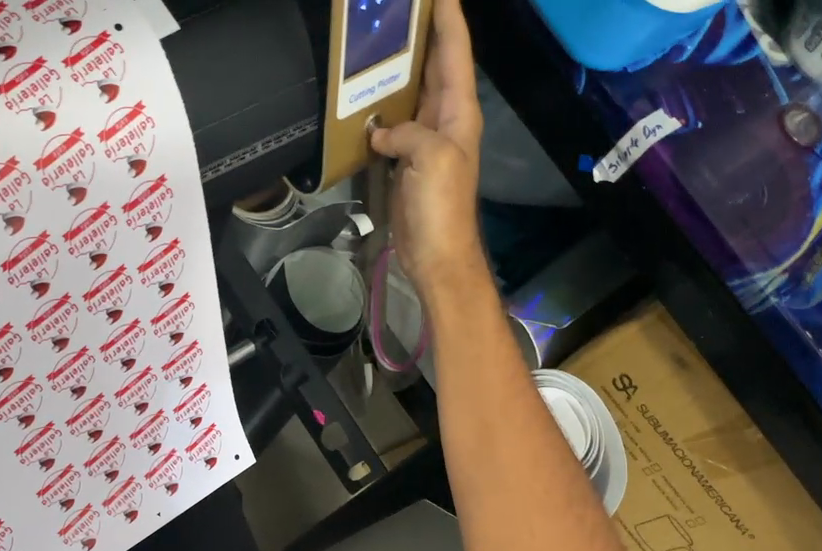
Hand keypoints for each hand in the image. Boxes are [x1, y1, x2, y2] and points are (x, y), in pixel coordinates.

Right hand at [370, 0, 484, 295]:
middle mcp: (444, 119)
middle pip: (433, 66)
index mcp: (459, 112)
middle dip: (419, 35)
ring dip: (396, 71)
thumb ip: (409, 132)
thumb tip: (380, 132)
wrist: (436, 256)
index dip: (447, 17)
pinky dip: (379, 113)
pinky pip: (392, 128)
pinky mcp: (406, 163)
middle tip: (396, 13)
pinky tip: (362, 102)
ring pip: (411, 95)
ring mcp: (424, 142)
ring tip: (375, 44)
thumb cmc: (442, 208)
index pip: (454, 51)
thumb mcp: (432, 158)